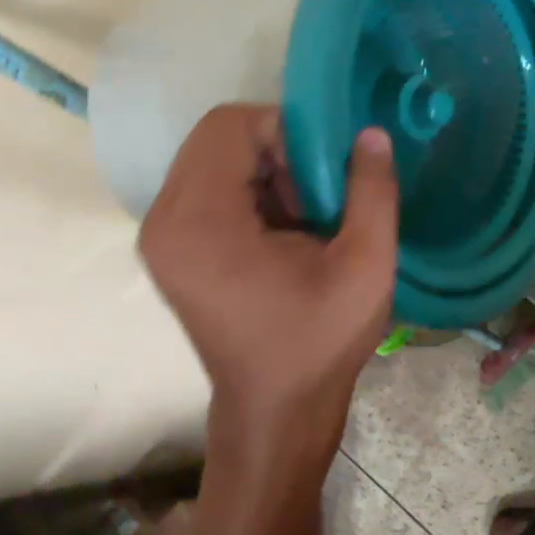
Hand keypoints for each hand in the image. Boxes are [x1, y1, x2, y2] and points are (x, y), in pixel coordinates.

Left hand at [138, 105, 396, 428]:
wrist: (277, 409)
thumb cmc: (319, 341)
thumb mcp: (366, 264)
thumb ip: (372, 191)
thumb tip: (371, 133)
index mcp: (200, 223)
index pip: (229, 125)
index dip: (285, 130)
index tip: (325, 172)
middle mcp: (165, 221)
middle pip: (218, 138)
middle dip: (279, 150)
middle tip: (320, 196)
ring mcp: (162, 237)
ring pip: (215, 159)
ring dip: (268, 171)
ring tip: (307, 218)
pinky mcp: (172, 249)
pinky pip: (210, 186)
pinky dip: (253, 191)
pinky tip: (286, 231)